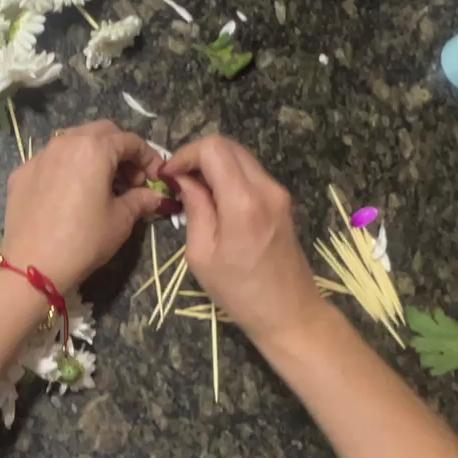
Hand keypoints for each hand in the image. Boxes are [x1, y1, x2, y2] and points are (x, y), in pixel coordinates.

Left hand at [0, 121, 169, 287]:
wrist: (32, 265)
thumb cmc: (83, 240)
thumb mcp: (120, 221)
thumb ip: (141, 200)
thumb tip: (156, 196)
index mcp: (94, 149)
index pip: (129, 140)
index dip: (148, 156)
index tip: (156, 177)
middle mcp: (65, 143)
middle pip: (101, 133)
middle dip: (121, 151)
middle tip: (131, 180)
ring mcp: (39, 156)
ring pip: (73, 142)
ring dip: (94, 156)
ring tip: (103, 185)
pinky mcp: (21, 173)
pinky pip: (51, 161)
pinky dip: (68, 169)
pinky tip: (71, 194)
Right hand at [163, 136, 328, 343]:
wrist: (289, 312)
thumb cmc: (239, 292)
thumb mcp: (202, 254)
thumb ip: (194, 208)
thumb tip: (183, 180)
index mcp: (243, 202)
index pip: (212, 149)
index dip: (185, 155)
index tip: (168, 175)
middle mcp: (265, 188)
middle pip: (227, 145)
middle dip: (197, 156)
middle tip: (177, 180)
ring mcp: (278, 192)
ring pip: (240, 157)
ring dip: (213, 165)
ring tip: (193, 190)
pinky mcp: (282, 200)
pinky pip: (250, 173)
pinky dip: (228, 175)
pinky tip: (214, 199)